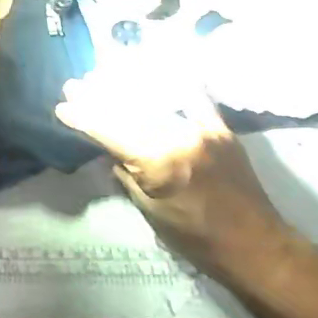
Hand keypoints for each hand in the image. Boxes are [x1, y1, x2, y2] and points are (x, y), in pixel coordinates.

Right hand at [54, 68, 291, 274]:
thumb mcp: (148, 208)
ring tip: (103, 77)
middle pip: (129, 106)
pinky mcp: (219, 125)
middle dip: (98, 95)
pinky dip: (167, 83)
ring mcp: (202, 126)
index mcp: (157, 162)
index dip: (82, 117)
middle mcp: (178, 136)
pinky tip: (150, 72)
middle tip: (75, 86)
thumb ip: (126, 172)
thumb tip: (108, 148)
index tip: (62, 107)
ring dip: (125, 84)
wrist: (254, 244)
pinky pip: (189, 95)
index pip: (109, 131)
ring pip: (155, 94)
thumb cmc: (194, 237)